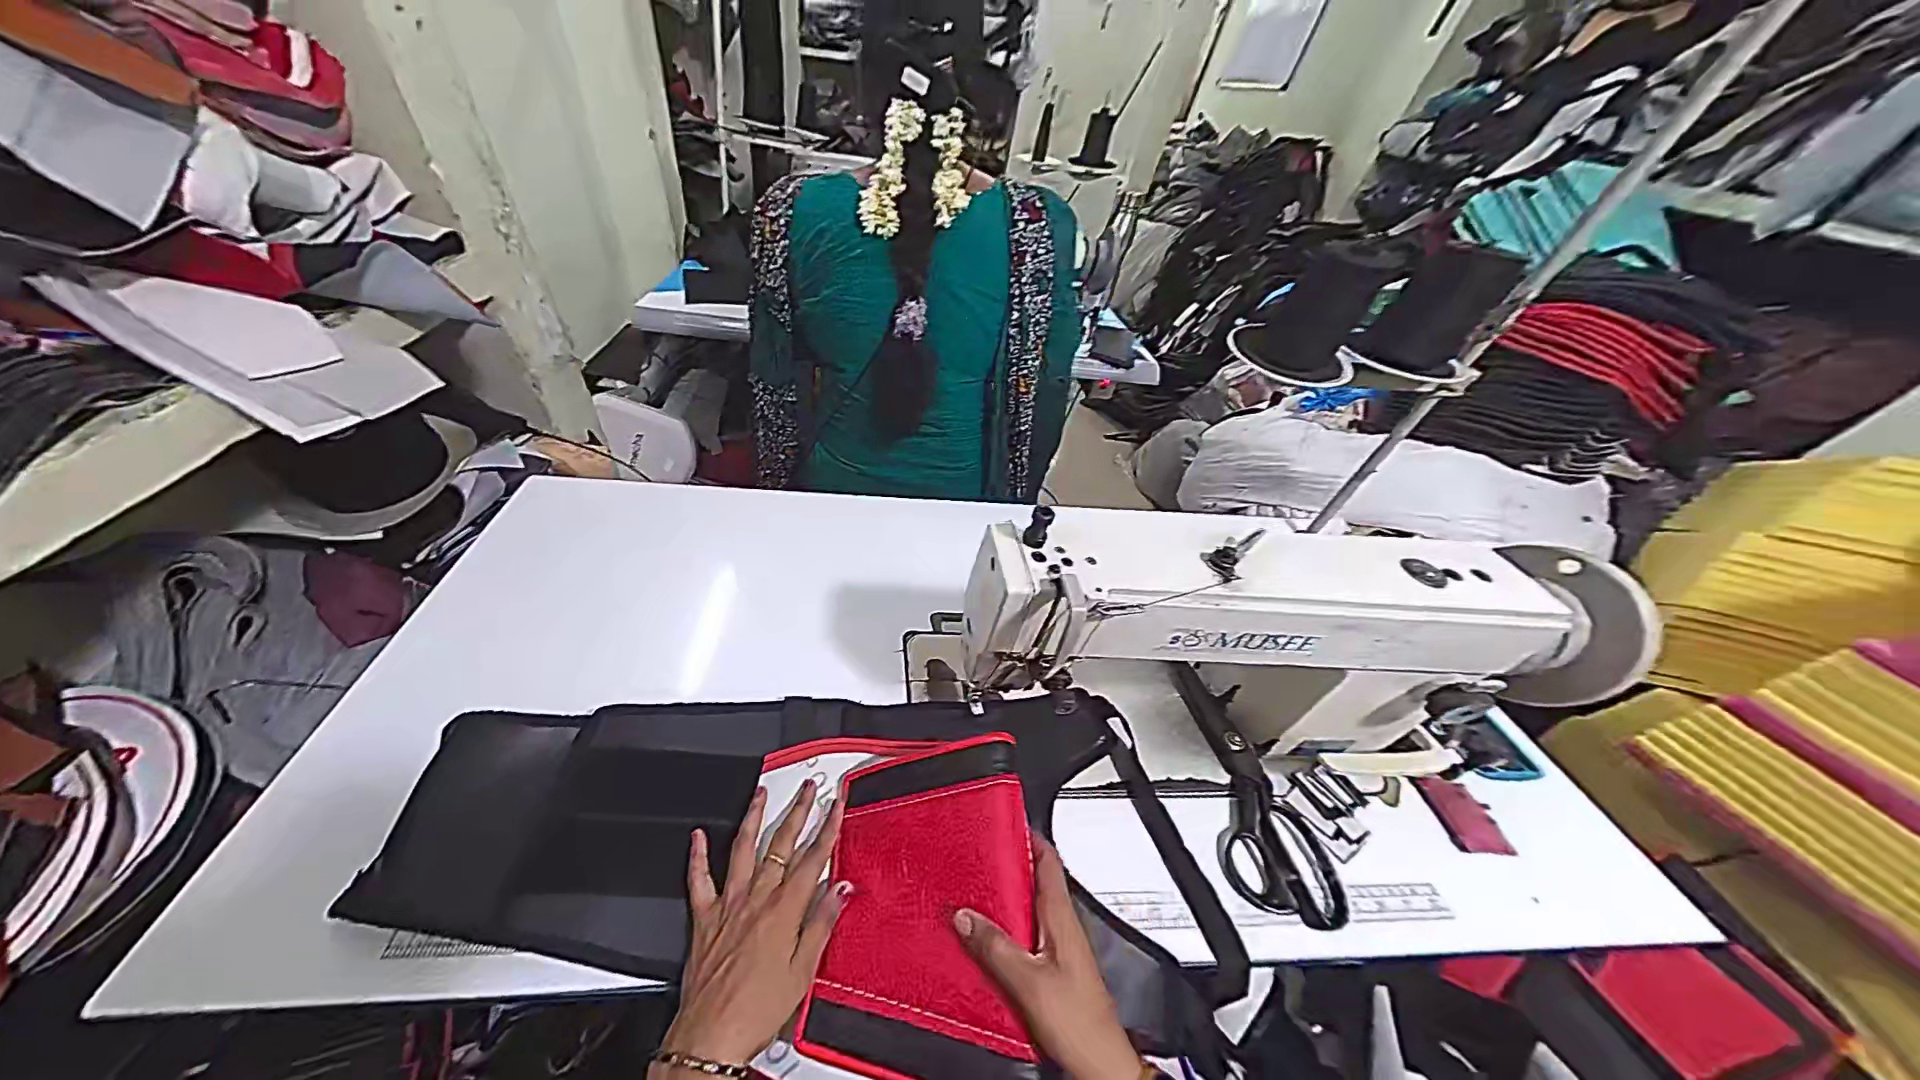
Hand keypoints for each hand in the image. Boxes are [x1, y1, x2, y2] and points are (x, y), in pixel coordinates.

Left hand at [653, 781, 849, 1075]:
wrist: (708, 1039)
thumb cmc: (756, 1011)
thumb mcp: (802, 973)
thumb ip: (822, 924)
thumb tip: (841, 889)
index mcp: (784, 912)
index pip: (813, 858)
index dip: (827, 826)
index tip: (835, 804)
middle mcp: (756, 901)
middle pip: (781, 845)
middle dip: (797, 811)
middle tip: (807, 788)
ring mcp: (728, 906)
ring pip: (742, 850)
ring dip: (753, 818)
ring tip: (760, 794)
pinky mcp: (704, 919)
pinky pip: (699, 880)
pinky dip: (697, 856)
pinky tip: (697, 837)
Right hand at [955, 834, 1141, 1079]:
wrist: (1099, 1062)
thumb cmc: (1079, 1023)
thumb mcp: (1028, 981)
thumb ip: (995, 947)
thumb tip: (966, 916)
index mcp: (1061, 917)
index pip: (1049, 861)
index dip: (1030, 837)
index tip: (1008, 822)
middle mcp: (1061, 925)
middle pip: (1035, 881)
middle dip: (1009, 866)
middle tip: (981, 857)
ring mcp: (1057, 946)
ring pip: (1028, 907)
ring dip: (1005, 898)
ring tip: (976, 893)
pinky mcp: (1051, 967)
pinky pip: (1024, 934)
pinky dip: (1005, 927)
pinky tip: (986, 939)